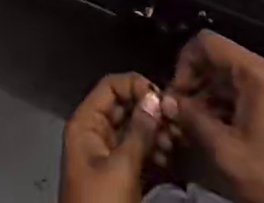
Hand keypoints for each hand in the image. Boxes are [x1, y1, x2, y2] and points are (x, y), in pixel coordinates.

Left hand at [61, 73, 164, 202]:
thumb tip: (154, 98)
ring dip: (156, 133)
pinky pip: (139, 153)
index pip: (109, 87)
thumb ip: (138, 133)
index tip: (163, 98)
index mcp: (86, 123)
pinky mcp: (121, 177)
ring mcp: (108, 156)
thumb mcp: (121, 168)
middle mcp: (95, 133)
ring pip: (134, 131)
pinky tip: (172, 157)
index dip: (134, 86)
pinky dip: (155, 152)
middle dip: (150, 111)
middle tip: (177, 121)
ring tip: (176, 141)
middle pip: (124, 107)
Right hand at [163, 33, 263, 202]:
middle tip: (176, 110)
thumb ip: (192, 119)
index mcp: (256, 74)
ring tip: (187, 124)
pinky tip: (205, 132)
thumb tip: (166, 101)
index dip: (184, 62)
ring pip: (223, 79)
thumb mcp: (226, 150)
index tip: (175, 93)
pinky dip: (217, 108)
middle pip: (214, 59)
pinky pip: (236, 96)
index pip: (207, 43)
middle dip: (191, 82)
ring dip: (202, 96)